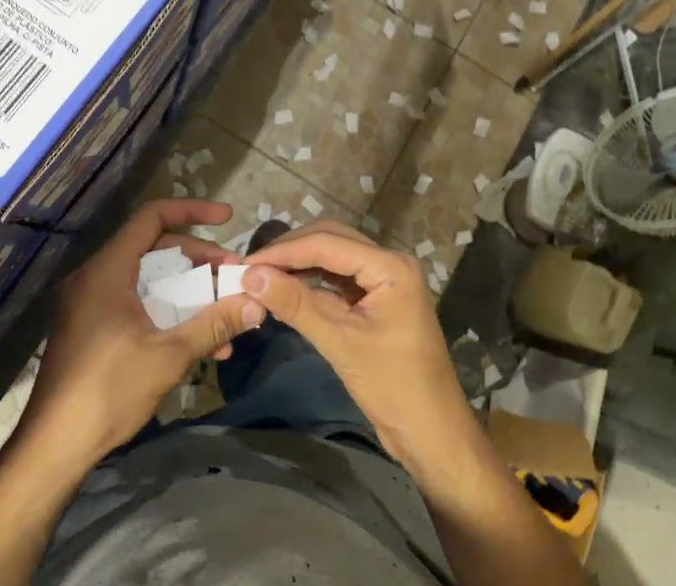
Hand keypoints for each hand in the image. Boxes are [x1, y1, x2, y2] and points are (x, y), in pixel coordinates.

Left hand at [26, 200, 264, 458]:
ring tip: (225, 316)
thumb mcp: (169, 355)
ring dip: (188, 295)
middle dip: (198, 262)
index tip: (227, 219)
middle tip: (232, 278)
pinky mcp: (89, 329)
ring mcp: (88, 304)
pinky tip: (200, 345)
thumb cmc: (107, 390)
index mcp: (106, 271)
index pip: (151, 218)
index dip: (192, 211)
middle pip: (153, 250)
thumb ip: (213, 324)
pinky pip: (134, 305)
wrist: (54, 446)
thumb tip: (257, 303)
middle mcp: (93, 278)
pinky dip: (166, 314)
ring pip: (147, 282)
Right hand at [240, 222, 474, 469]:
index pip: (326, 243)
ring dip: (298, 265)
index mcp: (390, 267)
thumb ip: (296, 304)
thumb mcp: (340, 343)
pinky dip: (311, 283)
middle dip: (289, 252)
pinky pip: (338, 281)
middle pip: (330, 241)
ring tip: (260, 278)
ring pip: (333, 259)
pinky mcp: (377, 301)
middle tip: (249, 269)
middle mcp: (389, 264)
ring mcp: (385, 282)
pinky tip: (285, 292)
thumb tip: (250, 277)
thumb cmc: (393, 386)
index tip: (243, 265)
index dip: (282, 251)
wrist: (432, 433)